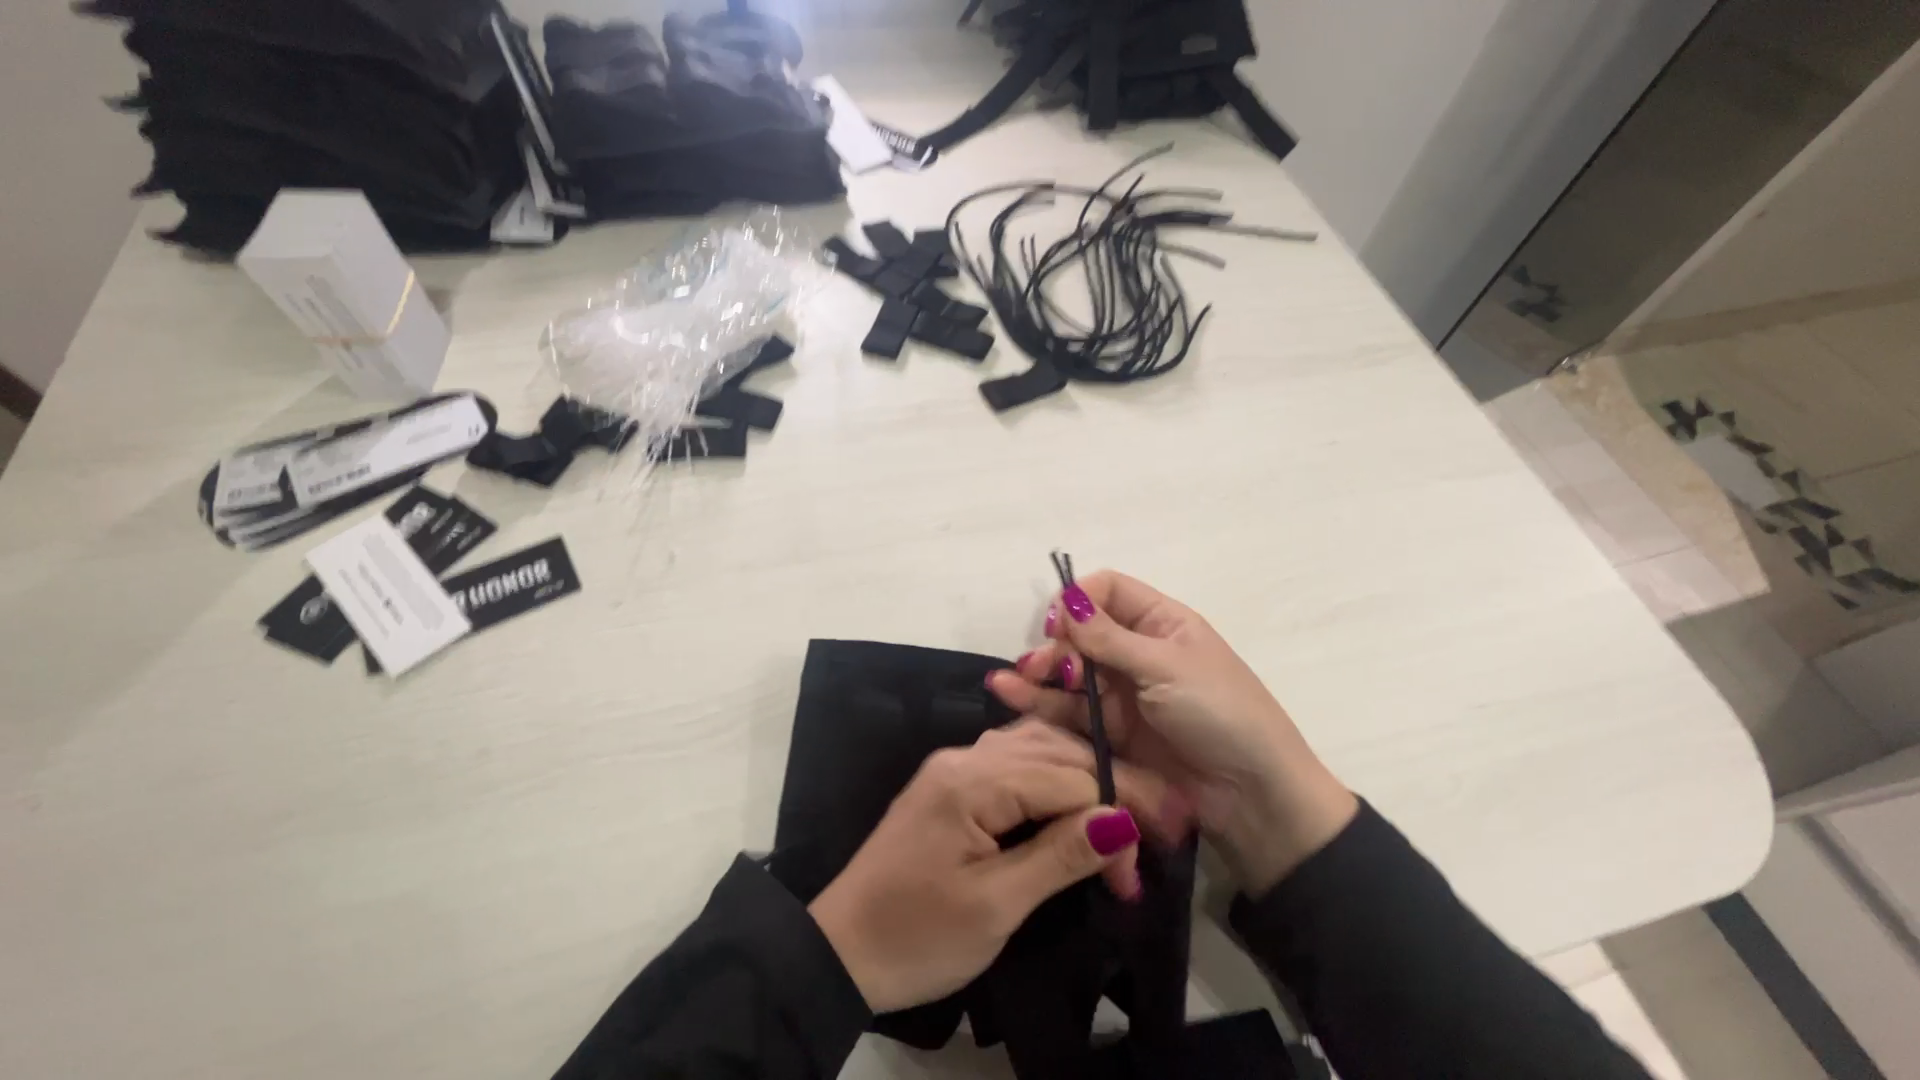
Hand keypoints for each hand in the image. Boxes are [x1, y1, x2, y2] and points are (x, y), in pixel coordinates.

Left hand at [807, 720, 1179, 1013]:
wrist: (839, 951)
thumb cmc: (917, 937)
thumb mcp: (995, 907)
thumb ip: (1059, 856)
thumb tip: (1121, 820)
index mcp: (971, 781)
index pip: (1069, 778)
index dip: (1113, 820)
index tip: (1133, 880)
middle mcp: (963, 758)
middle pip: (1055, 751)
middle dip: (1106, 793)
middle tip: (1144, 847)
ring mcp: (952, 767)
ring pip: (1035, 747)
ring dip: (1081, 778)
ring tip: (1117, 823)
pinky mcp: (948, 785)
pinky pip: (1011, 761)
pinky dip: (1050, 776)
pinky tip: (1071, 802)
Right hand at [986, 570, 1357, 895]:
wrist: (1252, 796)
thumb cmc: (1220, 714)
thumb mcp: (1167, 667)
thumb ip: (1110, 637)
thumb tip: (1067, 599)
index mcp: (1161, 623)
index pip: (1107, 590)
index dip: (1079, 599)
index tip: (1060, 624)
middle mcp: (1137, 652)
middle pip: (1081, 631)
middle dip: (1057, 643)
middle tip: (1042, 666)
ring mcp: (1122, 694)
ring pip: (1069, 672)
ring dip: (1040, 671)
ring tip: (1012, 682)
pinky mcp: (1110, 734)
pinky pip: (1069, 711)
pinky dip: (1039, 702)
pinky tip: (1008, 692)